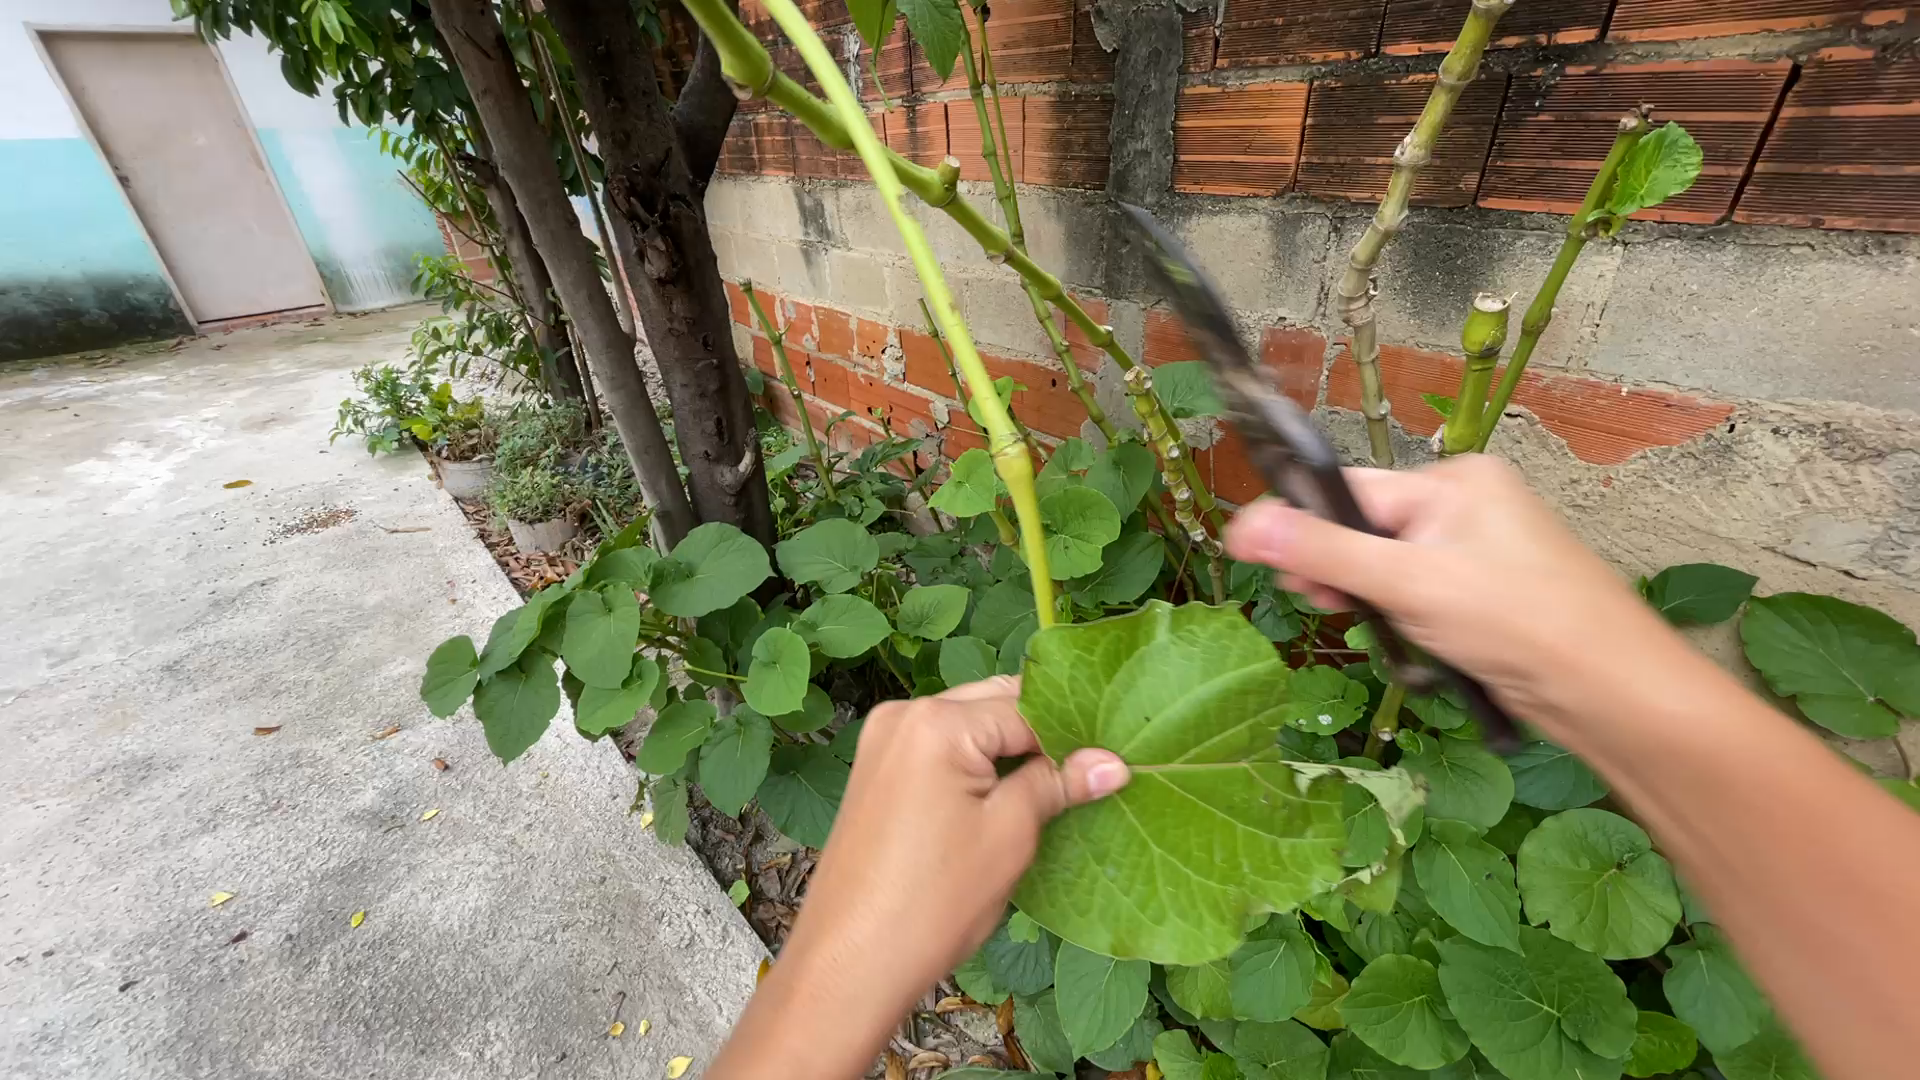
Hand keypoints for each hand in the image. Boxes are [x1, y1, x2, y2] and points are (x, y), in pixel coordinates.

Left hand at [708, 676, 1127, 1078]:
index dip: (1072, 735)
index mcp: (937, 721)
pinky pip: (937, 744)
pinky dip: (971, 758)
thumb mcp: (1009, 836)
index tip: (1108, 760)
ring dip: (1005, 744)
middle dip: (1038, 731)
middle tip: (1085, 766)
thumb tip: (1113, 762)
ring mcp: (882, 738)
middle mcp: (903, 712)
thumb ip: (1058, 783)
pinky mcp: (874, 766)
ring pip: (965, 721)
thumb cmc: (933, 902)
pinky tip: (1001, 789)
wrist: (847, 963)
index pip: (1025, 708)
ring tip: (1050, 780)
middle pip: (991, 703)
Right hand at [1223, 455, 1681, 736]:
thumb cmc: (1517, 625)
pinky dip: (1383, 603)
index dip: (1301, 525)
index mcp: (1452, 481)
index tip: (1262, 561)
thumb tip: (1243, 526)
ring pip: (1380, 558)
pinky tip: (1378, 624)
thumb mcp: (1406, 582)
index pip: (1349, 492)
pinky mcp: (1473, 587)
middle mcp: (1460, 504)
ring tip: (1341, 614)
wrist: (1616, 697)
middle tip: (1310, 598)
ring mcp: (1469, 547)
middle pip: (1360, 524)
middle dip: (1327, 561)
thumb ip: (1322, 552)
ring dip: (1351, 586)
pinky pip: (1406, 583)